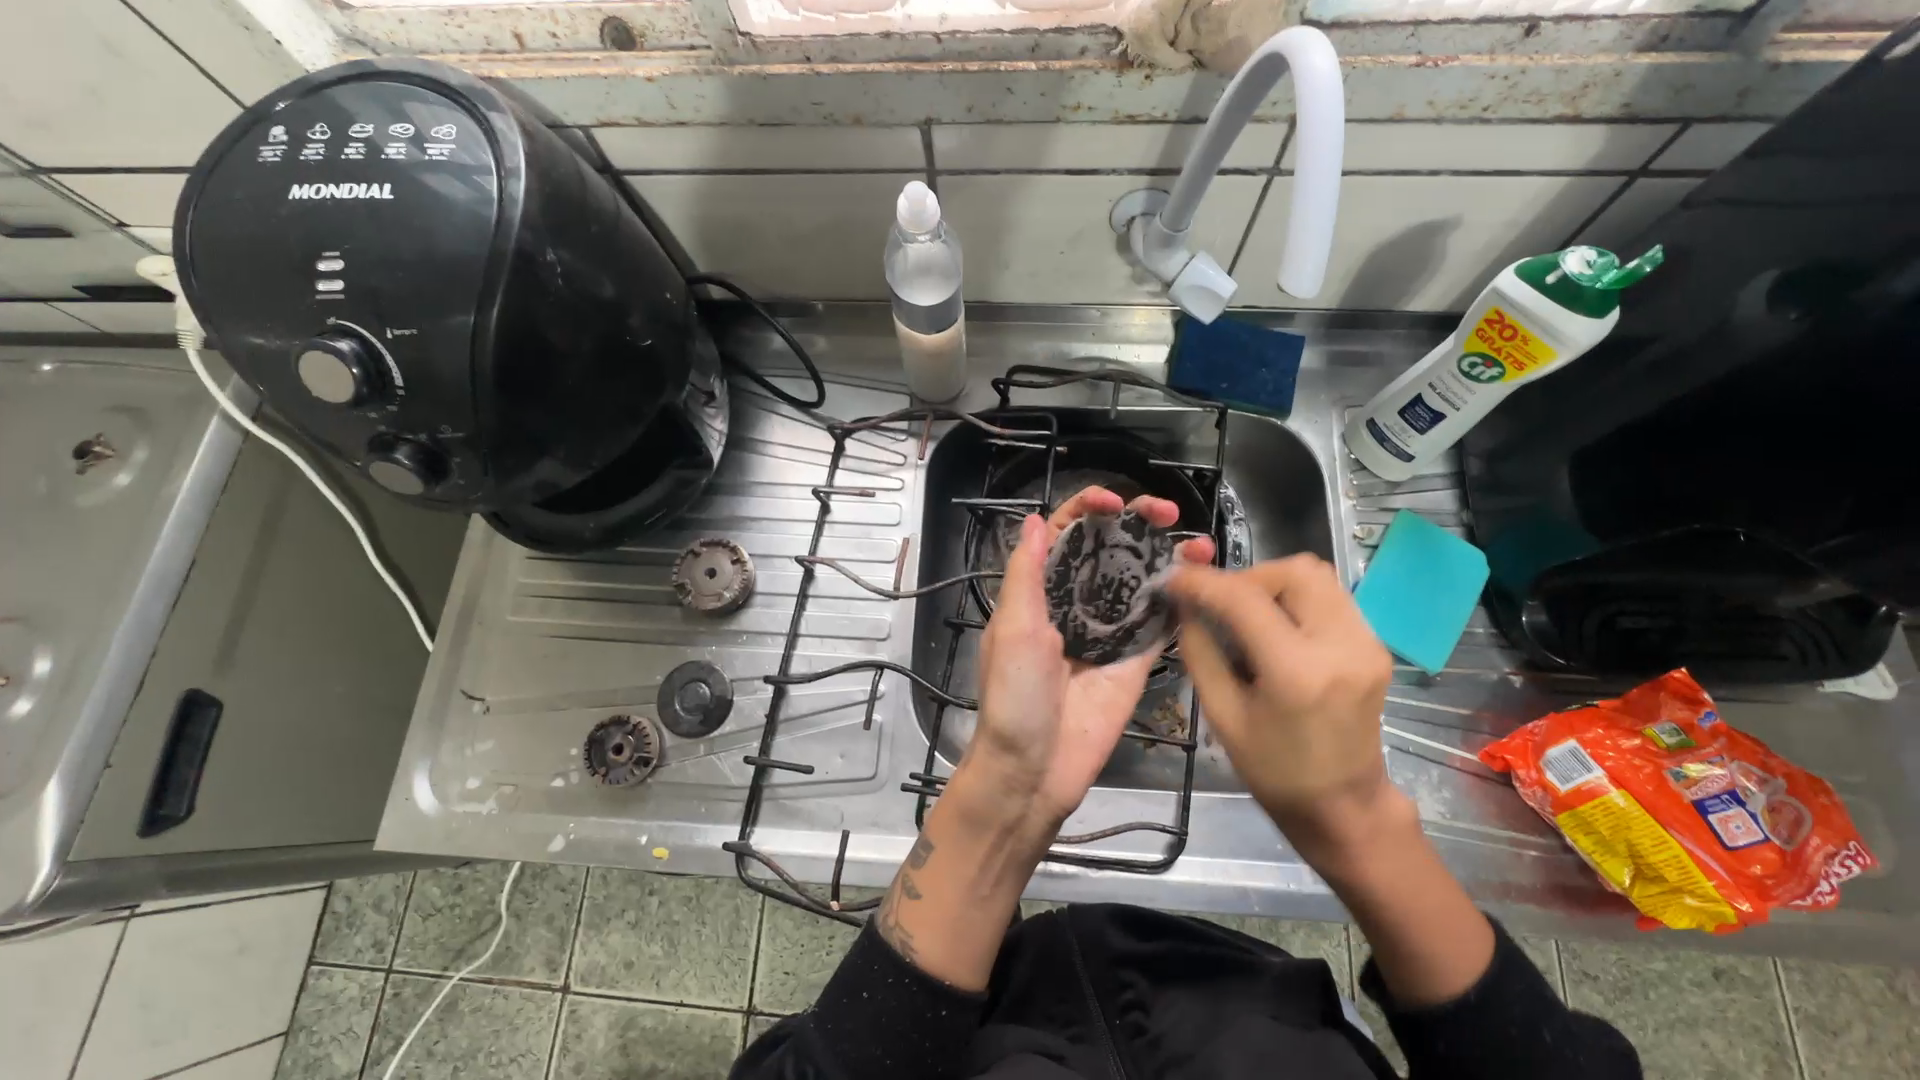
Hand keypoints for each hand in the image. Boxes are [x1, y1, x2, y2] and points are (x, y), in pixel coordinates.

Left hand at [964, 486, 1214, 823]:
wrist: (1034, 770)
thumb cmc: (1014, 697)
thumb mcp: (1011, 629)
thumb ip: (1027, 574)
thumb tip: (1037, 519)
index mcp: (1040, 591)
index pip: (1065, 535)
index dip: (1087, 510)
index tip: (1114, 502)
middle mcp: (1076, 604)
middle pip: (1109, 550)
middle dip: (1136, 524)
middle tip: (1166, 512)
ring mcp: (1109, 632)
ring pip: (1141, 582)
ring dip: (1167, 556)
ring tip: (1197, 539)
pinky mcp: (1136, 661)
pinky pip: (1162, 625)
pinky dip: (1182, 601)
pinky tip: (1204, 579)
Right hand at [1163, 554, 1398, 859]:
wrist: (1343, 804)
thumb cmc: (1273, 769)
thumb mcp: (1221, 715)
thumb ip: (1200, 651)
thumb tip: (1184, 605)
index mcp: (1297, 672)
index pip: (1245, 599)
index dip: (1204, 582)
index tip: (1176, 578)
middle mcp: (1341, 646)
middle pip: (1294, 570)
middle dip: (1249, 577)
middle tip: (1223, 604)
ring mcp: (1366, 643)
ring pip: (1317, 576)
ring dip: (1274, 584)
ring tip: (1248, 614)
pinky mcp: (1375, 645)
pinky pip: (1331, 597)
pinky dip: (1297, 599)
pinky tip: (1278, 629)